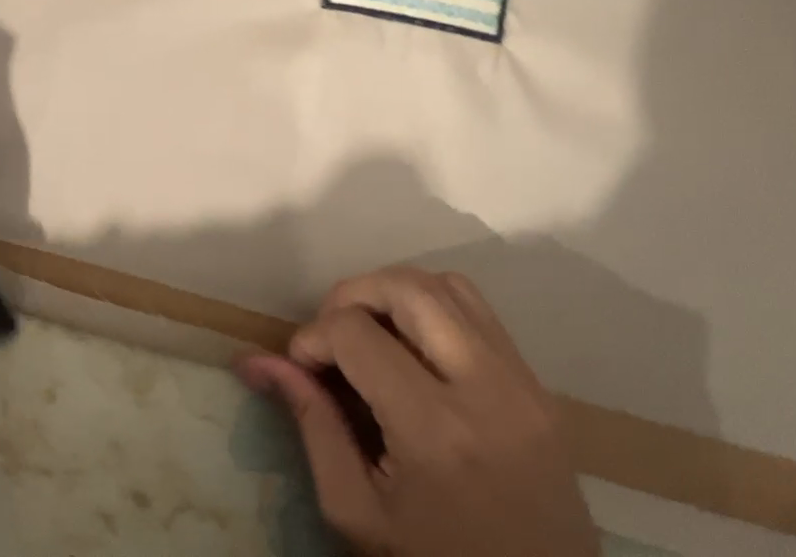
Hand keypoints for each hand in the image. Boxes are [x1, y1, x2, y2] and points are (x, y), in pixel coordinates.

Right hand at [237, 268, 597, 556]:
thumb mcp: (355, 509)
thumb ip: (310, 423)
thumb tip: (255, 360)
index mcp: (434, 430)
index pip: (355, 332)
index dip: (312, 338)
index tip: (301, 369)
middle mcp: (487, 391)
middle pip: (407, 287)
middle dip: (350, 295)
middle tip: (330, 335)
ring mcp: (524, 385)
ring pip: (448, 286)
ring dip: (393, 294)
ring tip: (368, 335)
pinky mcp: (540, 389)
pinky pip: (479, 314)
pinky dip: (433, 310)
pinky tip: (411, 350)